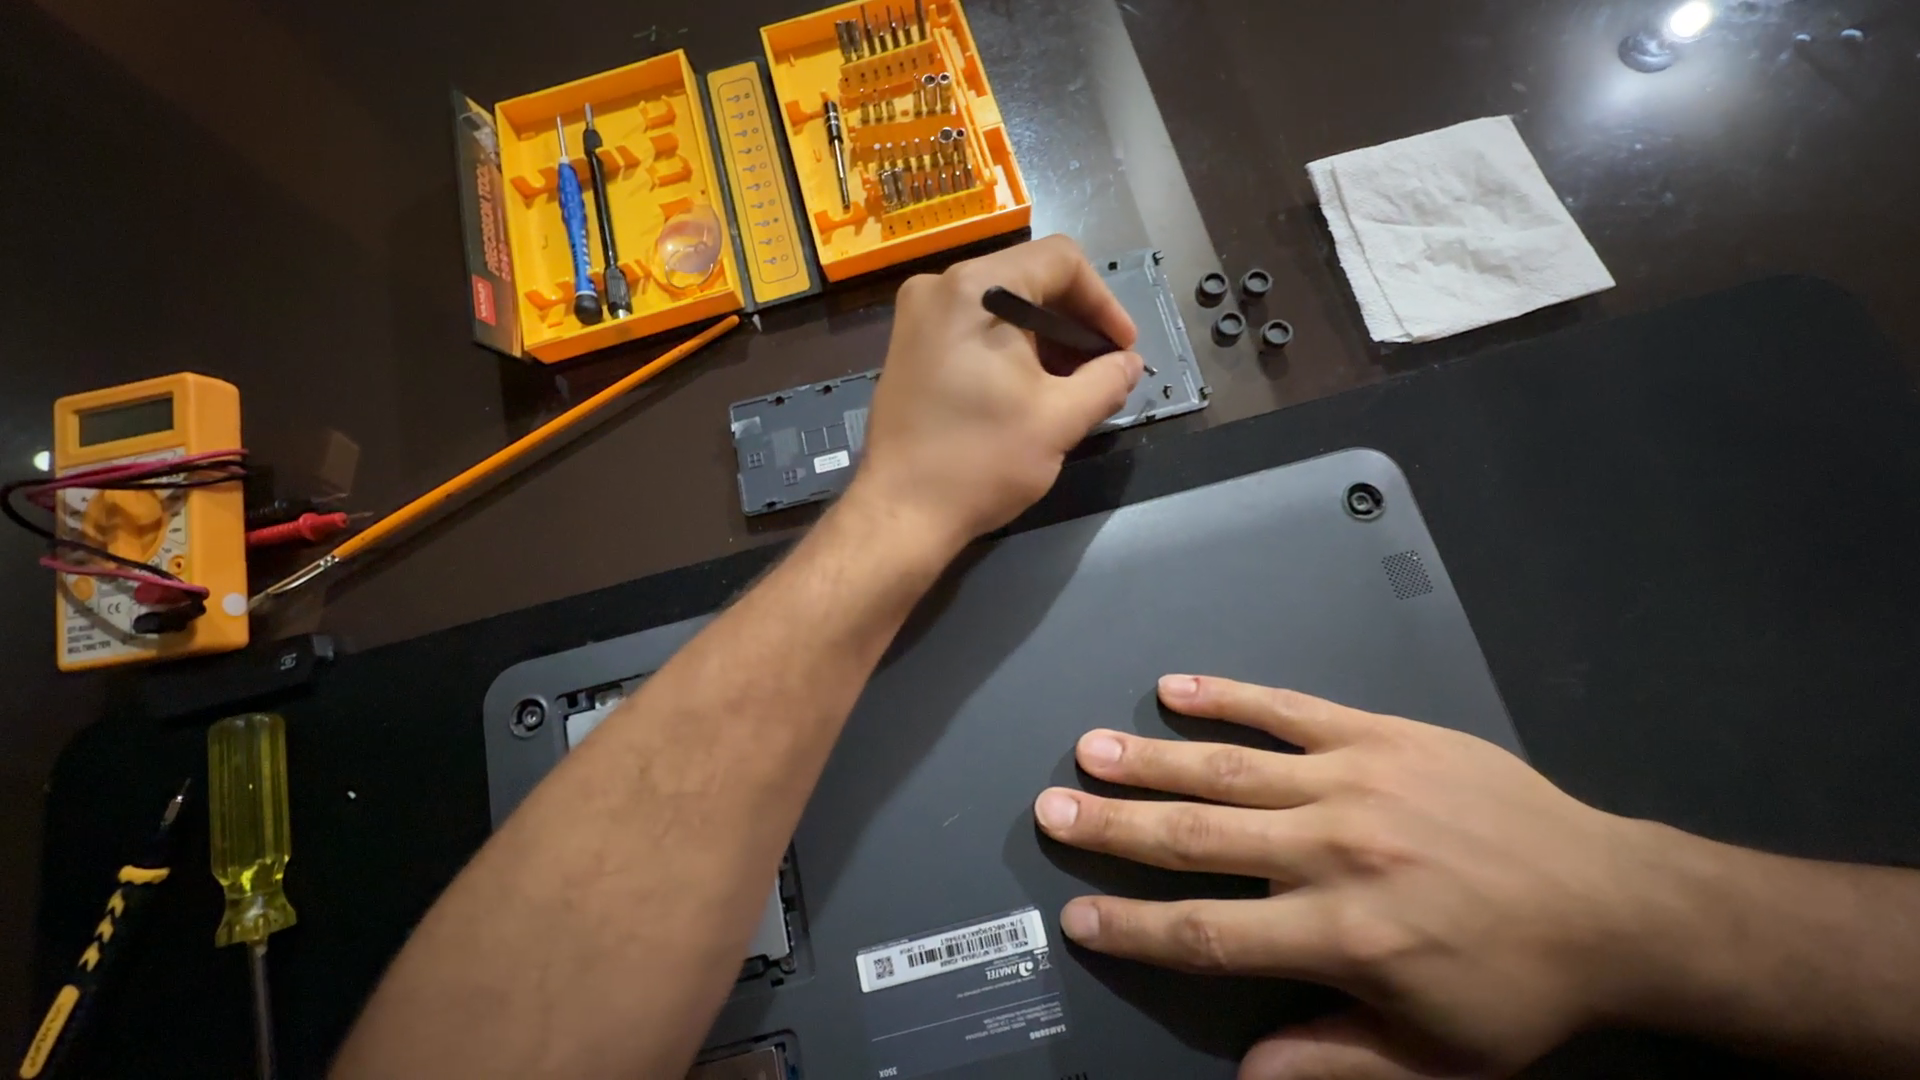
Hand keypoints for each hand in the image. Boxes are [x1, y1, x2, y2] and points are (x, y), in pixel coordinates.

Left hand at [852, 234, 1142, 546]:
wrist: (901, 513)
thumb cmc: (981, 461)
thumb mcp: (1059, 420)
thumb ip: (1106, 381)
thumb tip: (1129, 364)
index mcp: (975, 288)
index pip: (1061, 260)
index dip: (1104, 302)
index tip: (1122, 350)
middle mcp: (938, 288)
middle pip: (1029, 280)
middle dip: (1075, 325)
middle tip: (1102, 372)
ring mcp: (917, 319)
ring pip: (1001, 309)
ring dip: (1045, 342)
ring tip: (1073, 389)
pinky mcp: (909, 350)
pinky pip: (972, 332)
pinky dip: (1009, 352)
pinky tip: (1030, 392)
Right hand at [1033, 676, 1666, 1078]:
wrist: (1612, 899)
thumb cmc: (1517, 982)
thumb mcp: (1436, 1056)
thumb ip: (1334, 1062)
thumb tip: (1243, 1077)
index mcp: (1345, 934)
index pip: (1209, 931)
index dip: (1135, 927)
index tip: (1077, 915)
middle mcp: (1334, 850)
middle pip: (1198, 839)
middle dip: (1116, 829)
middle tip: (1052, 809)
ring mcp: (1351, 781)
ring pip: (1227, 768)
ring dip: (1151, 760)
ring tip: (1090, 750)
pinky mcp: (1375, 734)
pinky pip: (1287, 710)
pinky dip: (1227, 697)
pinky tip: (1174, 688)